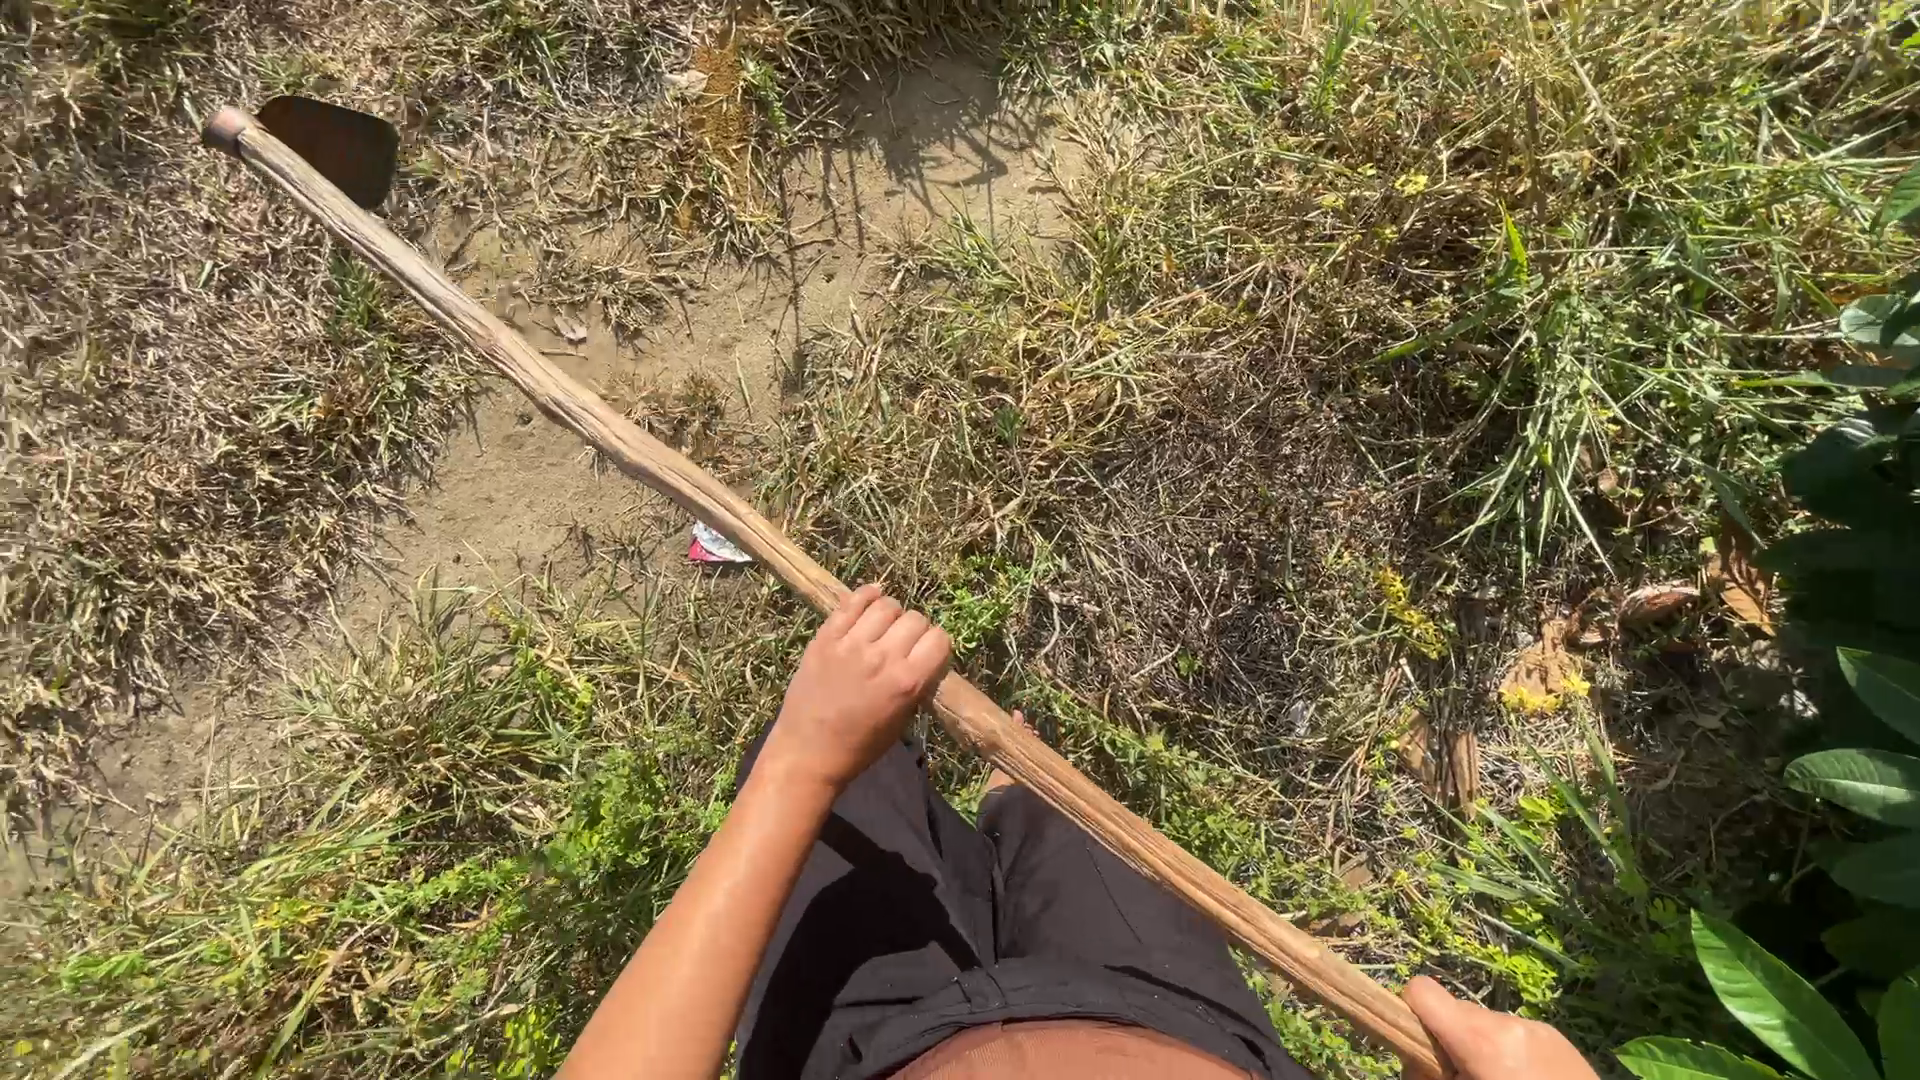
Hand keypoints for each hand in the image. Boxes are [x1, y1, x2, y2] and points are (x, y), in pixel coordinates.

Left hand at [758, 584, 950, 793]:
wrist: (808, 752)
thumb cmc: (860, 745)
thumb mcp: (902, 720)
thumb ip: (917, 683)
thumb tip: (924, 654)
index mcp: (907, 682)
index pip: (938, 639)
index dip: (936, 645)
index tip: (927, 652)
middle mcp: (882, 657)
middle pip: (916, 619)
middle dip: (915, 629)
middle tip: (903, 643)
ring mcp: (851, 644)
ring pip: (887, 605)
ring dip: (892, 614)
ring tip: (884, 627)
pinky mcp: (826, 637)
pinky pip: (853, 601)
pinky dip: (867, 596)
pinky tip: (871, 601)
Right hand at [1403, 976, 1598, 1079]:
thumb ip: (1427, 1076)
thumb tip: (1415, 1062)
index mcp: (1480, 1040)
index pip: (1421, 991)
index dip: (1413, 1015)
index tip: (1425, 1049)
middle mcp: (1506, 1023)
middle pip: (1453, 1012)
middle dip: (1451, 1041)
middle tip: (1466, 1078)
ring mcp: (1536, 1028)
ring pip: (1483, 1023)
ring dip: (1482, 1048)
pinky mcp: (1558, 1038)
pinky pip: (1514, 1033)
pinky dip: (1509, 1053)